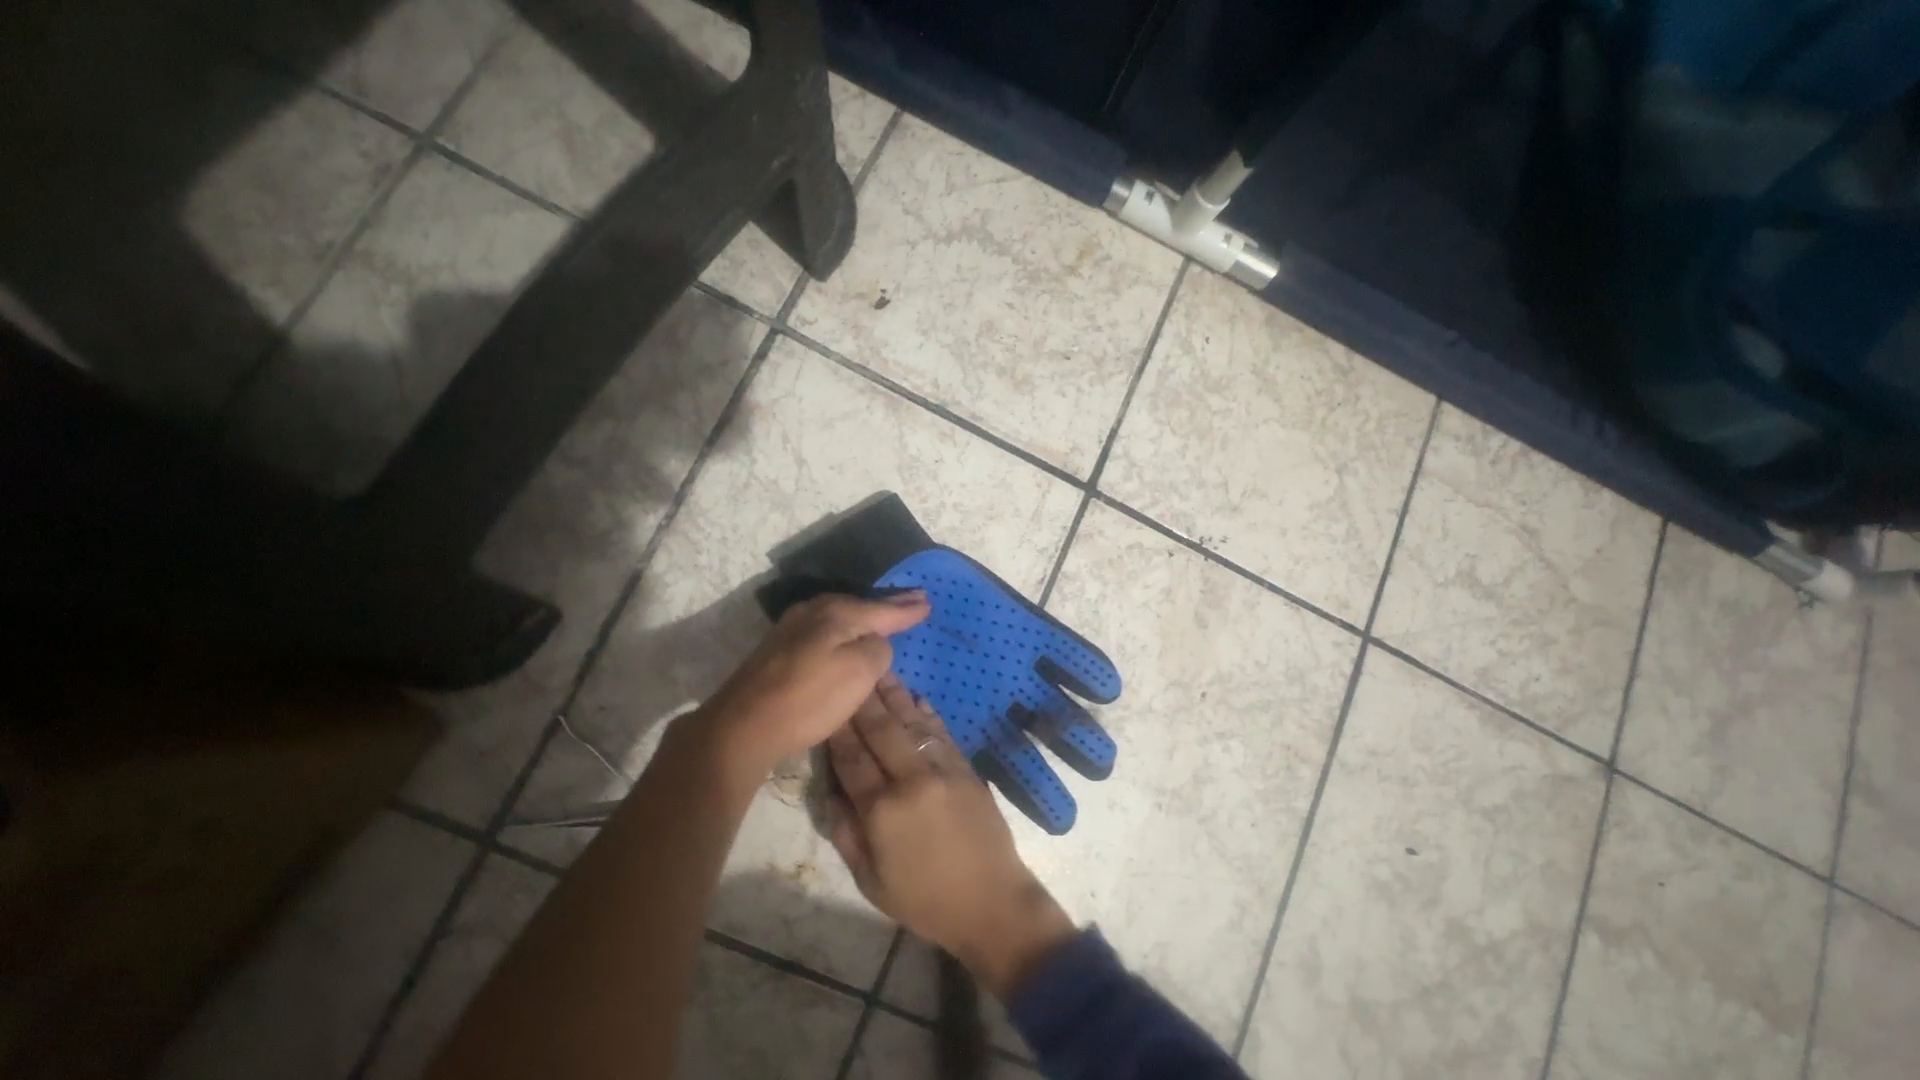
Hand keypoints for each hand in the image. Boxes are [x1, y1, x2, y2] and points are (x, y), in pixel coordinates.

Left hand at [696, 592, 930, 777]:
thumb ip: (878, 649)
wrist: (743, 725)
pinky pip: (824, 632)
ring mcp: (791, 629)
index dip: (906, 608)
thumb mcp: (859, 673)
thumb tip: (875, 642)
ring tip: (885, 619)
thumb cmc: (808, 699)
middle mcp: (812, 612)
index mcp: (836, 613)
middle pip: (858, 606)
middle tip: (913, 603)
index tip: (928, 602)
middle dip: (886, 606)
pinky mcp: (778, 650)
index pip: (881, 608)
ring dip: (864, 618)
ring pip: (839, 617)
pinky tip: (847, 639)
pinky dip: (844, 632)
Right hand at [825, 676, 1076, 997]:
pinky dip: (927, 714)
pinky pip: (942, 734)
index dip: (835, 729)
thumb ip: (846, 835)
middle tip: (848, 668)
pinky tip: (916, 698)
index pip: (851, 758)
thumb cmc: (924, 902)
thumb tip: (831, 794)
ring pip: (912, 724)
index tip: (824, 704)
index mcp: (881, 810)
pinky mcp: (967, 771)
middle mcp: (911, 781)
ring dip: (894, 696)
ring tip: (879, 669)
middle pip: (880, 730)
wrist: (992, 904)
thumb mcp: (871, 881)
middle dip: (862, 700)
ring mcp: (943, 771)